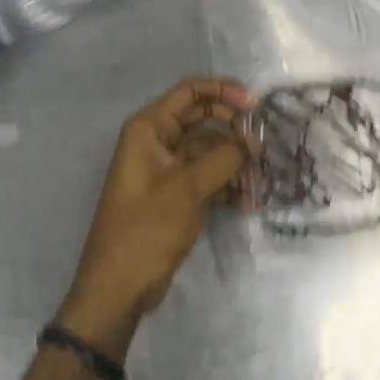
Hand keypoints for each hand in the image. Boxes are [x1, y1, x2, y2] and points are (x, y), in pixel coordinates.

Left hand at [57, 78, 253, 358]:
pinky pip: (207, 176)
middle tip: (263, 145)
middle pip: (204, 119)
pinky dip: (226, 184)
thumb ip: (226, 157)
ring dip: (235, 162)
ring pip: (209, 150)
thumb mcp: (189, 188)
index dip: (225, 91)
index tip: (256, 106)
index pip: (191, 91)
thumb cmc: (146, 229)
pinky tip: (247, 201)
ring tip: (258, 182)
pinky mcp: (175, 195)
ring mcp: (166, 170)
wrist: (117, 289)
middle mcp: (156, 141)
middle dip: (234, 130)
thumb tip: (255, 140)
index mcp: (149, 128)